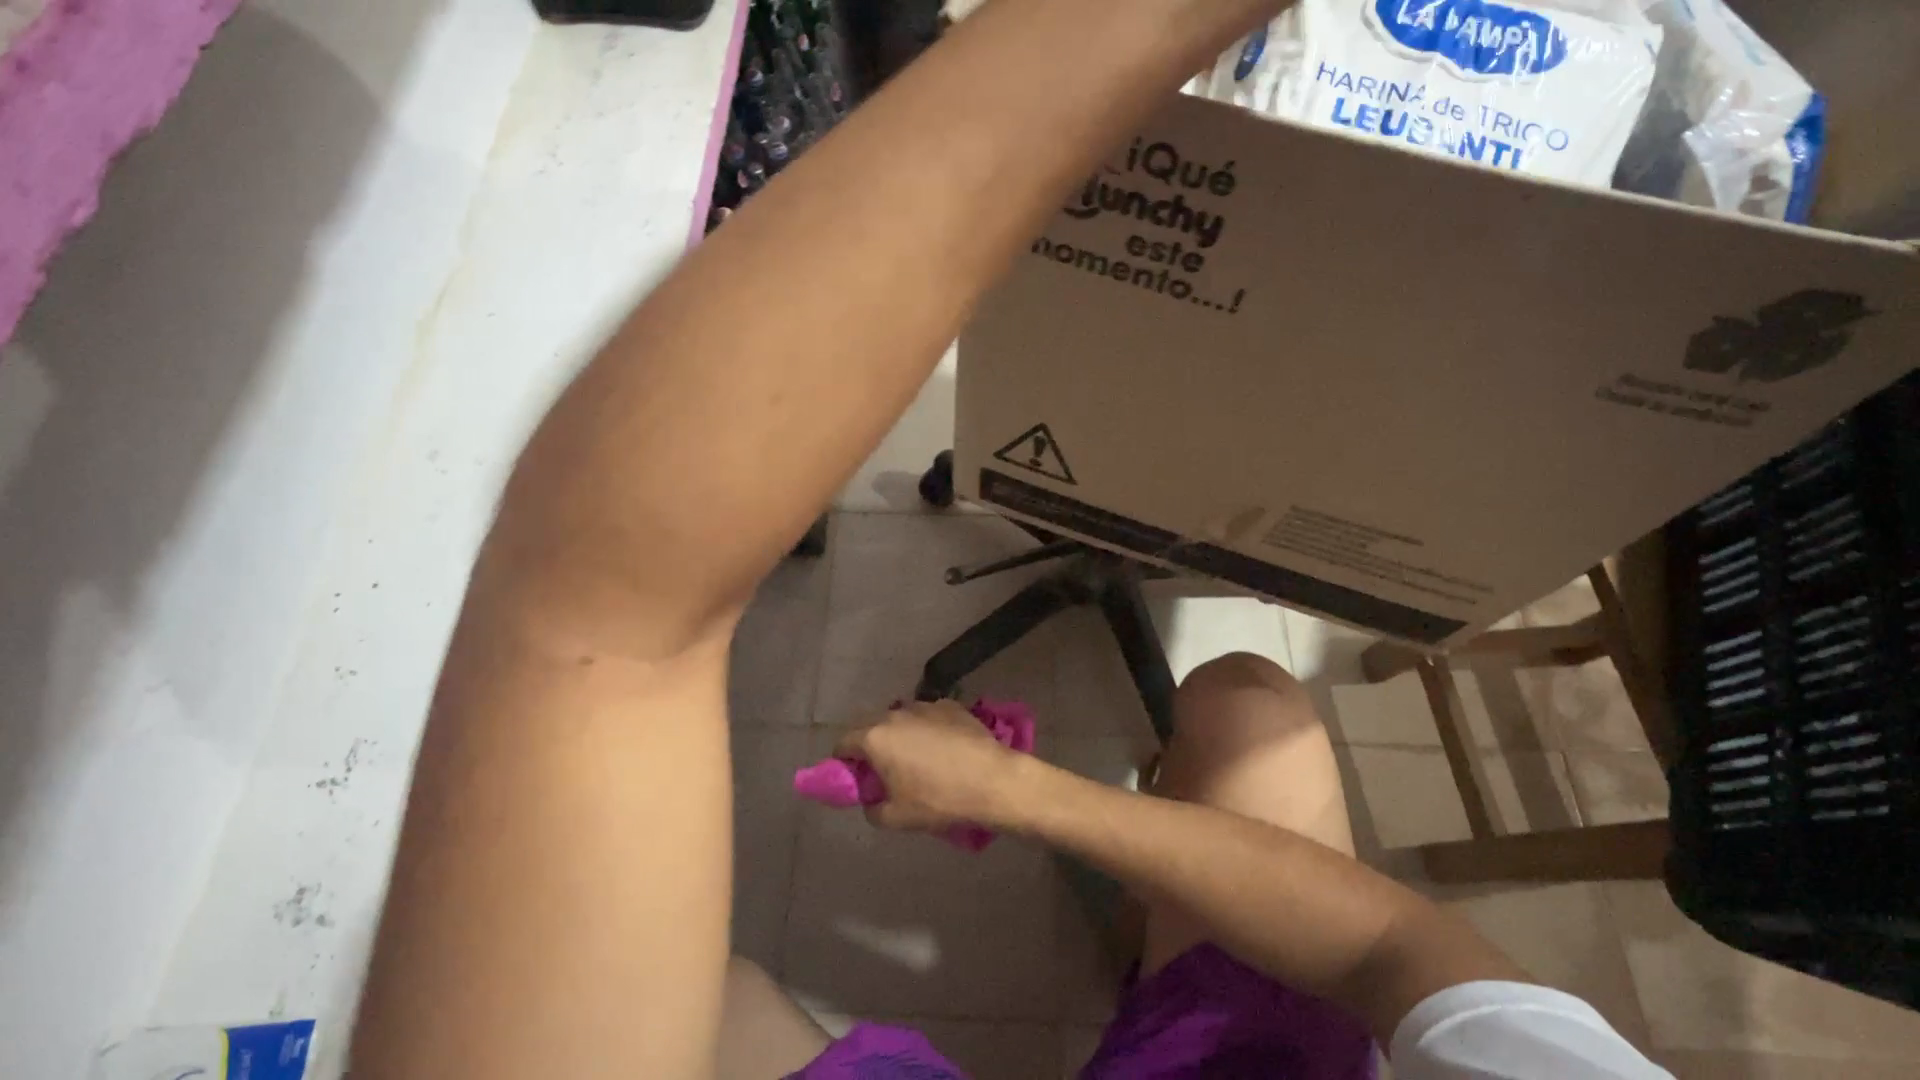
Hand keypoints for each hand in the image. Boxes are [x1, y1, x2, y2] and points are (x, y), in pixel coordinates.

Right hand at [835, 701, 1028, 831]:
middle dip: (870, 746)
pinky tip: (943, 750)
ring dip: (900, 736)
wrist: (993, 781)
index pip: (843, 744)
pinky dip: (927, 730)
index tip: (854, 779)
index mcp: (875, 738)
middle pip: (870, 726)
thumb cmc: (939, 800)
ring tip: (916, 759)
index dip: (843, 763)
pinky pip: (928, 717)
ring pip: (901, 719)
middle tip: (882, 771)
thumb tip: (871, 801)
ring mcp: (925, 706)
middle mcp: (895, 714)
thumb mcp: (896, 818)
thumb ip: (872, 809)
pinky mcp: (952, 706)